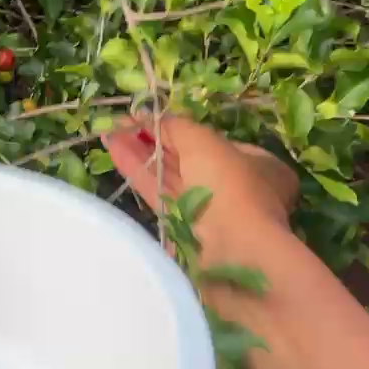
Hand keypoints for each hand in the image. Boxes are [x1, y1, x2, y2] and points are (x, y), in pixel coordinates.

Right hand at [101, 113, 299, 261]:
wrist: (232, 251)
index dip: (181, 129)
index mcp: (257, 166)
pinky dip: (138, 170)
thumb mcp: (202, 140)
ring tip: (110, 132)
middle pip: (188, 158)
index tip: (152, 119)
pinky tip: (114, 149)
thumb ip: (173, 125)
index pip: (213, 141)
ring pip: (170, 175)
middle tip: (124, 124)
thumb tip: (149, 117)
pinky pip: (159, 192)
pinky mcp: (185, 228)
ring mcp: (210, 211)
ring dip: (140, 153)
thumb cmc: (229, 184)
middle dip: (155, 140)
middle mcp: (236, 188)